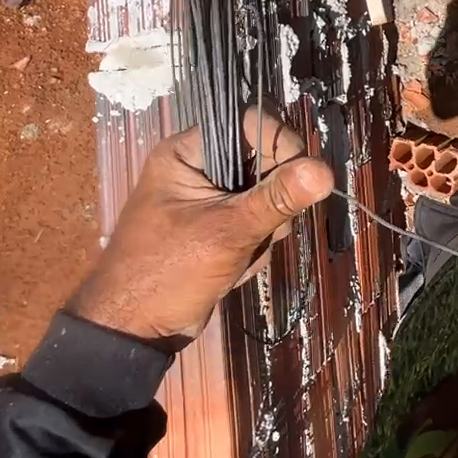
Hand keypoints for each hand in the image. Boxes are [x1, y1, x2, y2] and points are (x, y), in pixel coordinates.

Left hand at [68, 107, 333, 345]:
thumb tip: (325, 170)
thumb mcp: (228, 233)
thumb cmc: (168, 274)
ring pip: (266, 191)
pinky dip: (257, 240)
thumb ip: (278, 199)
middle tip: (269, 226)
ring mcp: (209, 196)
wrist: (132, 336)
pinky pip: (258, 216)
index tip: (301, 174)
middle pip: (264, 157)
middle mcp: (198, 167)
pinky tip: (238, 264)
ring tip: (246, 252)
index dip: (280, 141)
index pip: (250, 121)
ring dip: (267, 224)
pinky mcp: (218, 223)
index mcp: (187, 153)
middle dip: (273, 197)